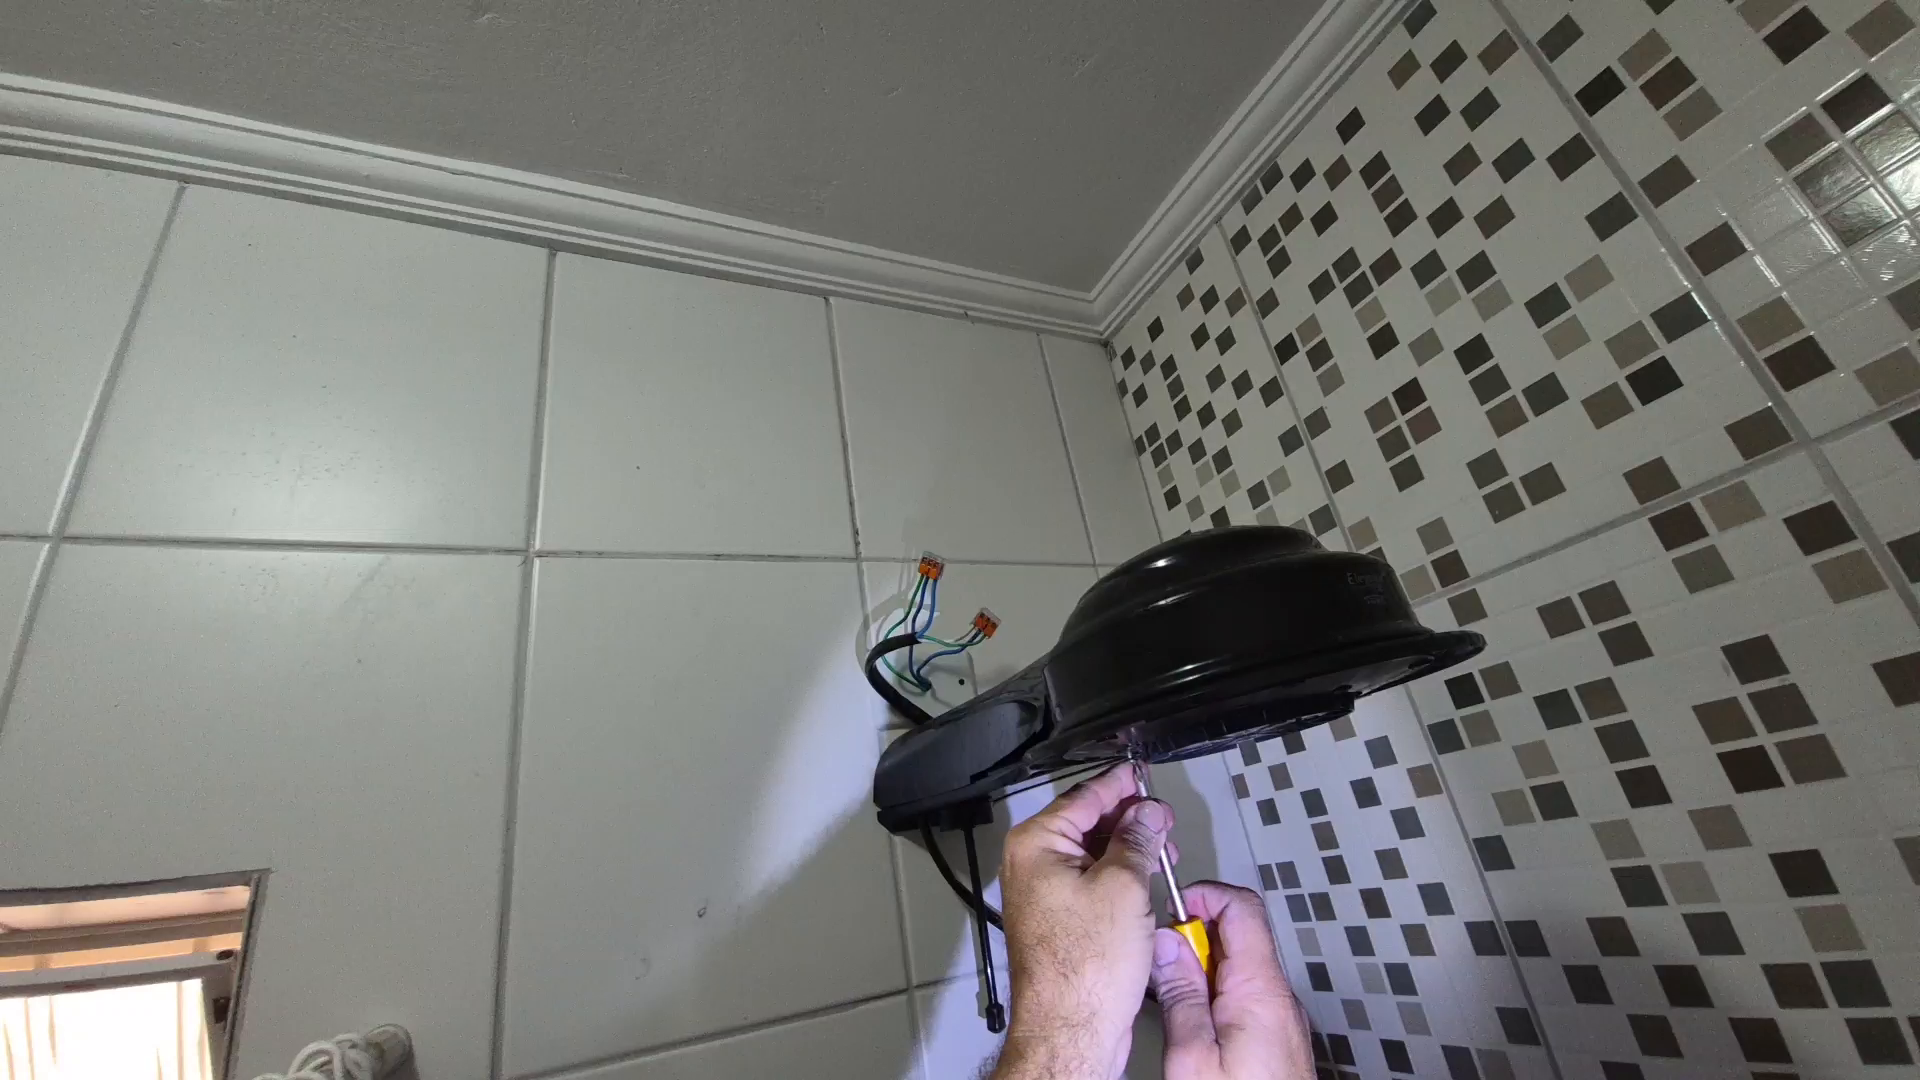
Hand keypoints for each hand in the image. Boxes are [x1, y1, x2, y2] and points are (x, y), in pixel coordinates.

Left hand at [993, 765, 1173, 1079]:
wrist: (1071, 1028)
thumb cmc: (1085, 965)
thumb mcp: (1124, 886)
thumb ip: (1137, 839)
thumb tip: (1146, 813)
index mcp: (1036, 843)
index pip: (1082, 797)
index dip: (1117, 783)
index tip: (1138, 772)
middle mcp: (1031, 862)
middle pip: (1084, 822)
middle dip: (1127, 817)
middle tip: (1161, 814)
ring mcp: (1042, 890)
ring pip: (1089, 851)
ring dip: (1126, 846)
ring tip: (1161, 844)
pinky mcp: (1057, 916)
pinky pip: (1088, 878)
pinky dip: (1117, 872)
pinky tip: (1143, 874)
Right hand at [1151, 882, 1312, 1078]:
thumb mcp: (1193, 1059)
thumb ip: (1180, 992)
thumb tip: (1167, 939)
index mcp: (1261, 991)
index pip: (1242, 908)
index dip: (1205, 896)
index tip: (1170, 913)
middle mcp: (1278, 998)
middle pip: (1238, 934)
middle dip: (1194, 937)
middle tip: (1161, 964)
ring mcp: (1281, 1020)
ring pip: (1237, 965)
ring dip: (1201, 967)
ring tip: (1170, 998)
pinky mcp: (1276, 1040)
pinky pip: (1243, 994)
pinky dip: (1213, 992)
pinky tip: (1189, 1023)